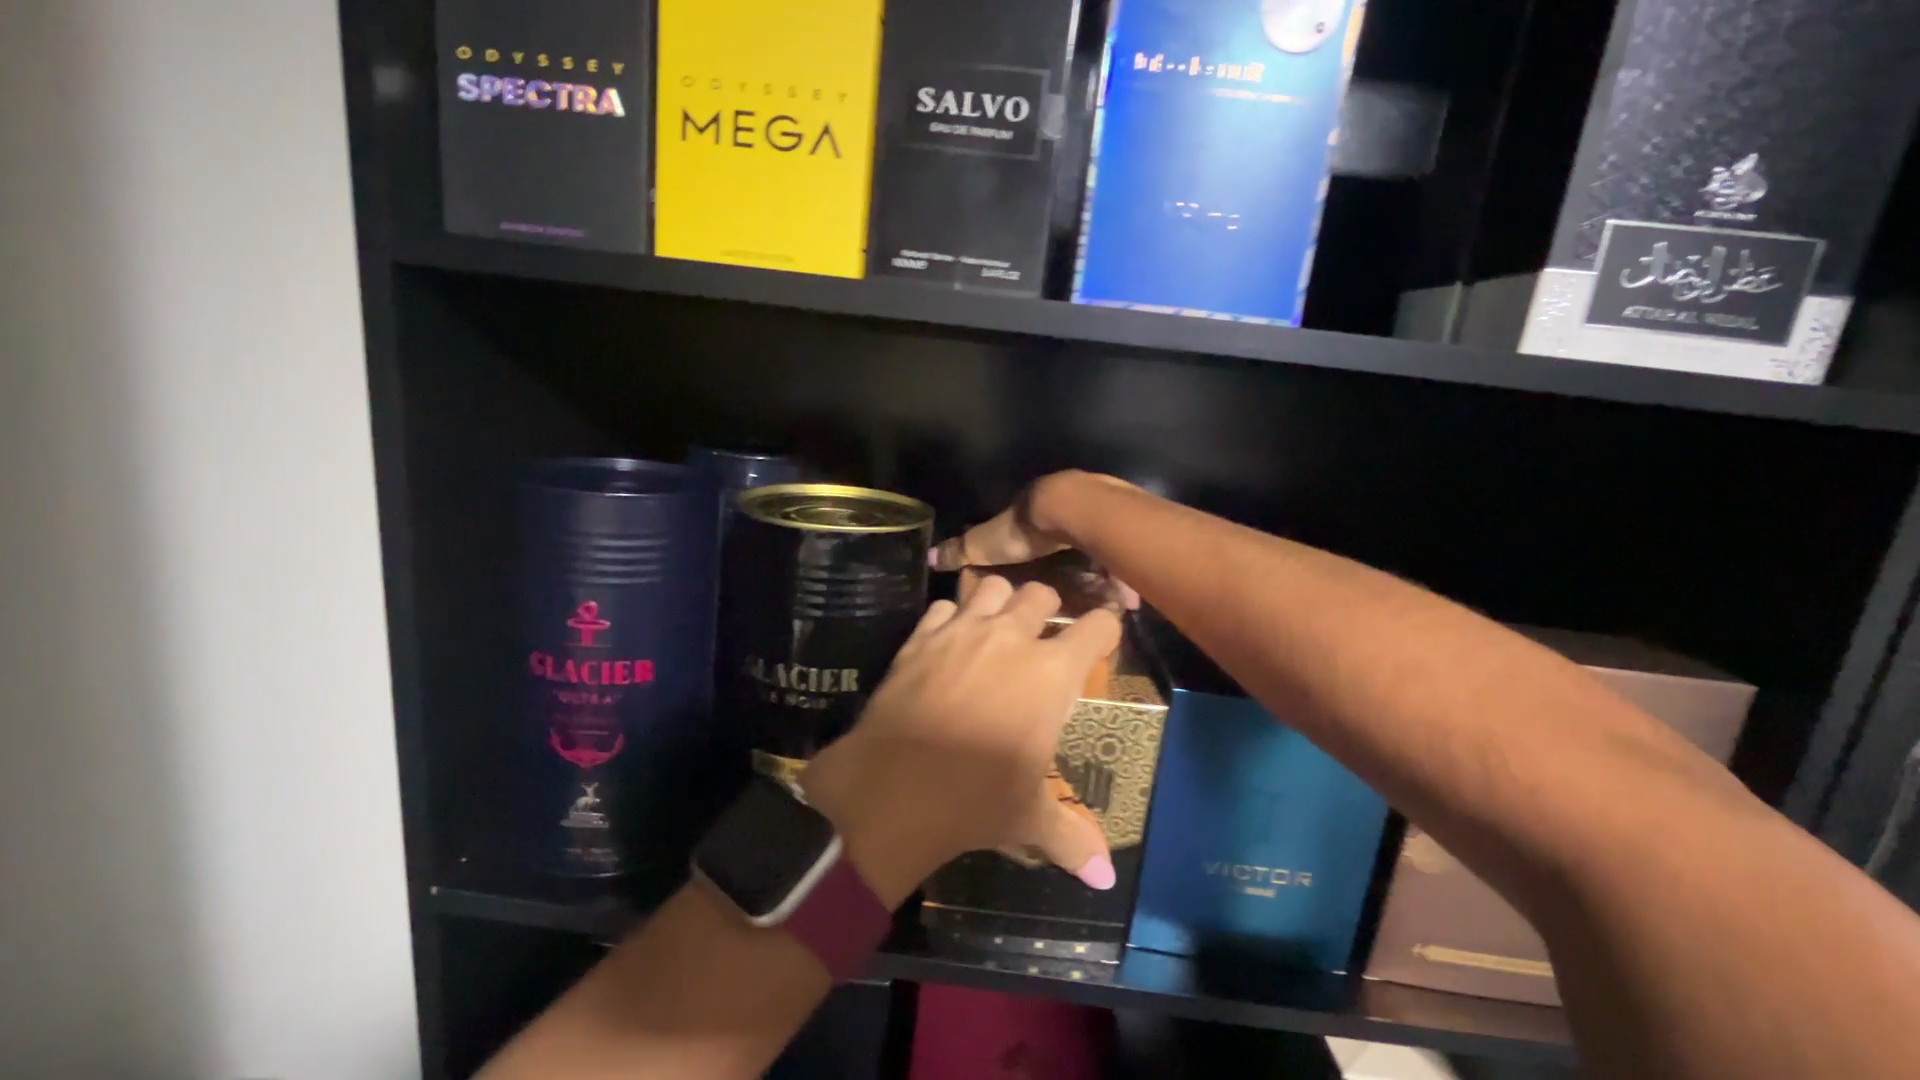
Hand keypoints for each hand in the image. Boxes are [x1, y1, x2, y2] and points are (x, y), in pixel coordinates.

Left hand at [801, 575, 1123, 906]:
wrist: (892, 788)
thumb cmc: (975, 799)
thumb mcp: (1029, 818)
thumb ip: (1073, 838)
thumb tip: (1106, 878)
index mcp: (1052, 673)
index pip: (1097, 627)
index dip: (1104, 629)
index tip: (1101, 640)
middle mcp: (1012, 638)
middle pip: (1041, 591)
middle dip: (1047, 607)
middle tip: (1042, 635)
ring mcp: (962, 630)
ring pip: (992, 585)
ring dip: (1000, 600)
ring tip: (997, 626)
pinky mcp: (920, 636)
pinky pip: (943, 605)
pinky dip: (951, 615)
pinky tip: (949, 640)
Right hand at [929, 470, 1140, 607]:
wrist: (1075, 511)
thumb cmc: (1026, 530)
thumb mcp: (987, 543)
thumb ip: (964, 550)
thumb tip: (932, 557)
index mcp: (1035, 510)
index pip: (1028, 534)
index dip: (1028, 557)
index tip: (1029, 583)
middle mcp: (1068, 511)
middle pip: (1066, 543)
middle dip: (1067, 568)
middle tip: (1067, 598)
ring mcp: (1097, 520)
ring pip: (1096, 553)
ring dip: (1097, 576)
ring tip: (1096, 606)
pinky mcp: (1122, 533)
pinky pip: (1120, 561)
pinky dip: (1120, 582)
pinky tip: (1122, 603)